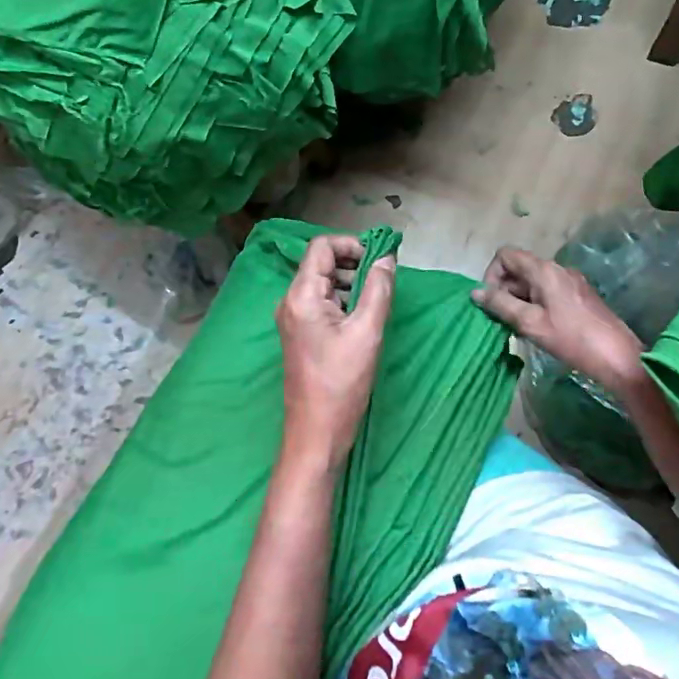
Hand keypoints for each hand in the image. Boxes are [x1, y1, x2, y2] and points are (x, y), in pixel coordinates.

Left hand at [274, 235, 395, 464]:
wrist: (316, 434)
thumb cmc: (341, 383)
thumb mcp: (367, 331)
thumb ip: (378, 288)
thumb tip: (387, 257)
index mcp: (301, 296)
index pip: (322, 246)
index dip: (352, 245)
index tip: (380, 259)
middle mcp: (291, 301)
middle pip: (322, 262)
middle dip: (354, 262)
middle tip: (384, 278)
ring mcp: (294, 318)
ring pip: (324, 282)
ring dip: (352, 282)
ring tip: (377, 299)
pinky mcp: (301, 333)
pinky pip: (323, 302)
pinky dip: (345, 300)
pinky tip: (364, 317)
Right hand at [471, 247, 645, 395]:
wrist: (617, 356)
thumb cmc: (572, 339)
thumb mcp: (530, 323)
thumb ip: (501, 305)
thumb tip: (475, 292)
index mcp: (544, 270)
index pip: (506, 255)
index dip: (492, 274)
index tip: (491, 301)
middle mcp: (556, 269)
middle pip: (519, 269)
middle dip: (504, 291)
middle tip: (502, 321)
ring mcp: (569, 282)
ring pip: (532, 283)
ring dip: (518, 301)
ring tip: (518, 329)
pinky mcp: (578, 296)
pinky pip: (547, 292)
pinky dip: (534, 305)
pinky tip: (537, 329)